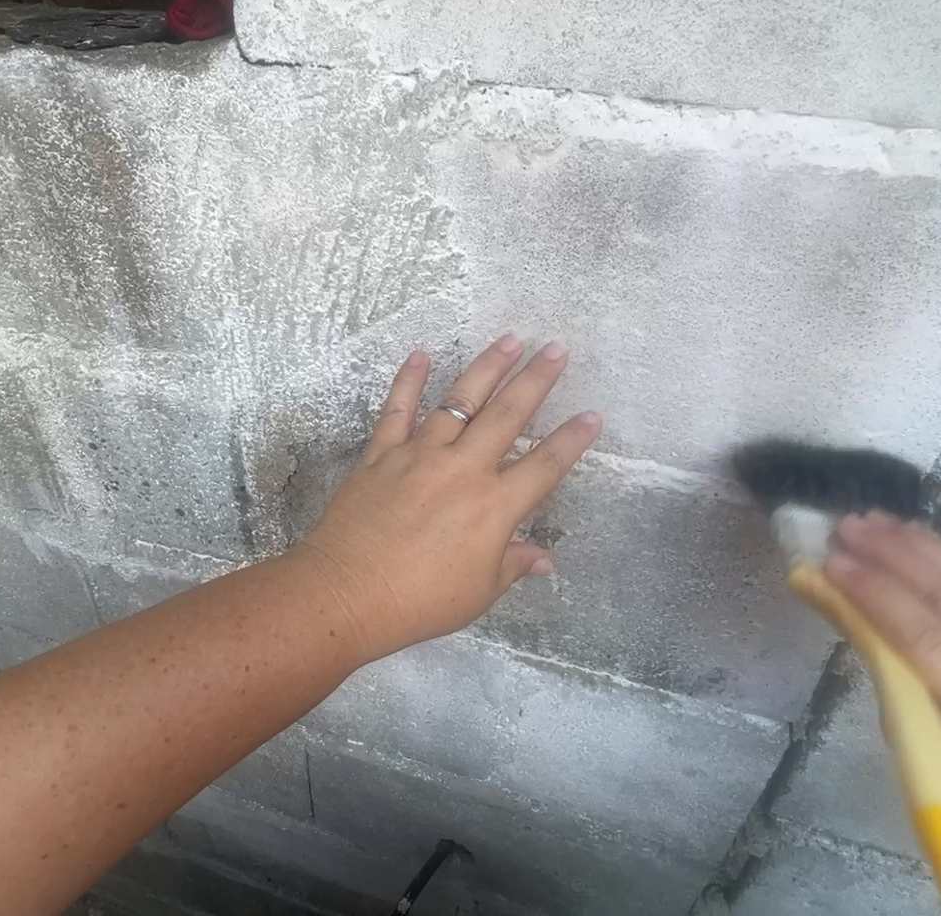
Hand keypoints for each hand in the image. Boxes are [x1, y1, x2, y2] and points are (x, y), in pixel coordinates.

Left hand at [294, 334, 601, 657]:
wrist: (348, 593)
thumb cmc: (420, 601)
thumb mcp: (479, 592)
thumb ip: (513, 565)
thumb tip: (543, 559)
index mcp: (494, 506)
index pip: (546, 465)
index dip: (573, 439)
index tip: (592, 415)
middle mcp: (463, 469)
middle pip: (508, 414)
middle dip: (537, 378)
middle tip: (556, 348)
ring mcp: (420, 454)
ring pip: (459, 399)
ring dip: (487, 366)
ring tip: (510, 339)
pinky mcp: (382, 453)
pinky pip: (397, 409)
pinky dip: (408, 379)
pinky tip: (421, 354)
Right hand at [824, 513, 940, 869]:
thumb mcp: (916, 742)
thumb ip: (883, 665)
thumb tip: (835, 600)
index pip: (927, 636)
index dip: (874, 592)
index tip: (830, 560)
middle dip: (895, 555)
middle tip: (846, 525)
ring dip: (921, 548)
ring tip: (875, 521)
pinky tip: (918, 544)